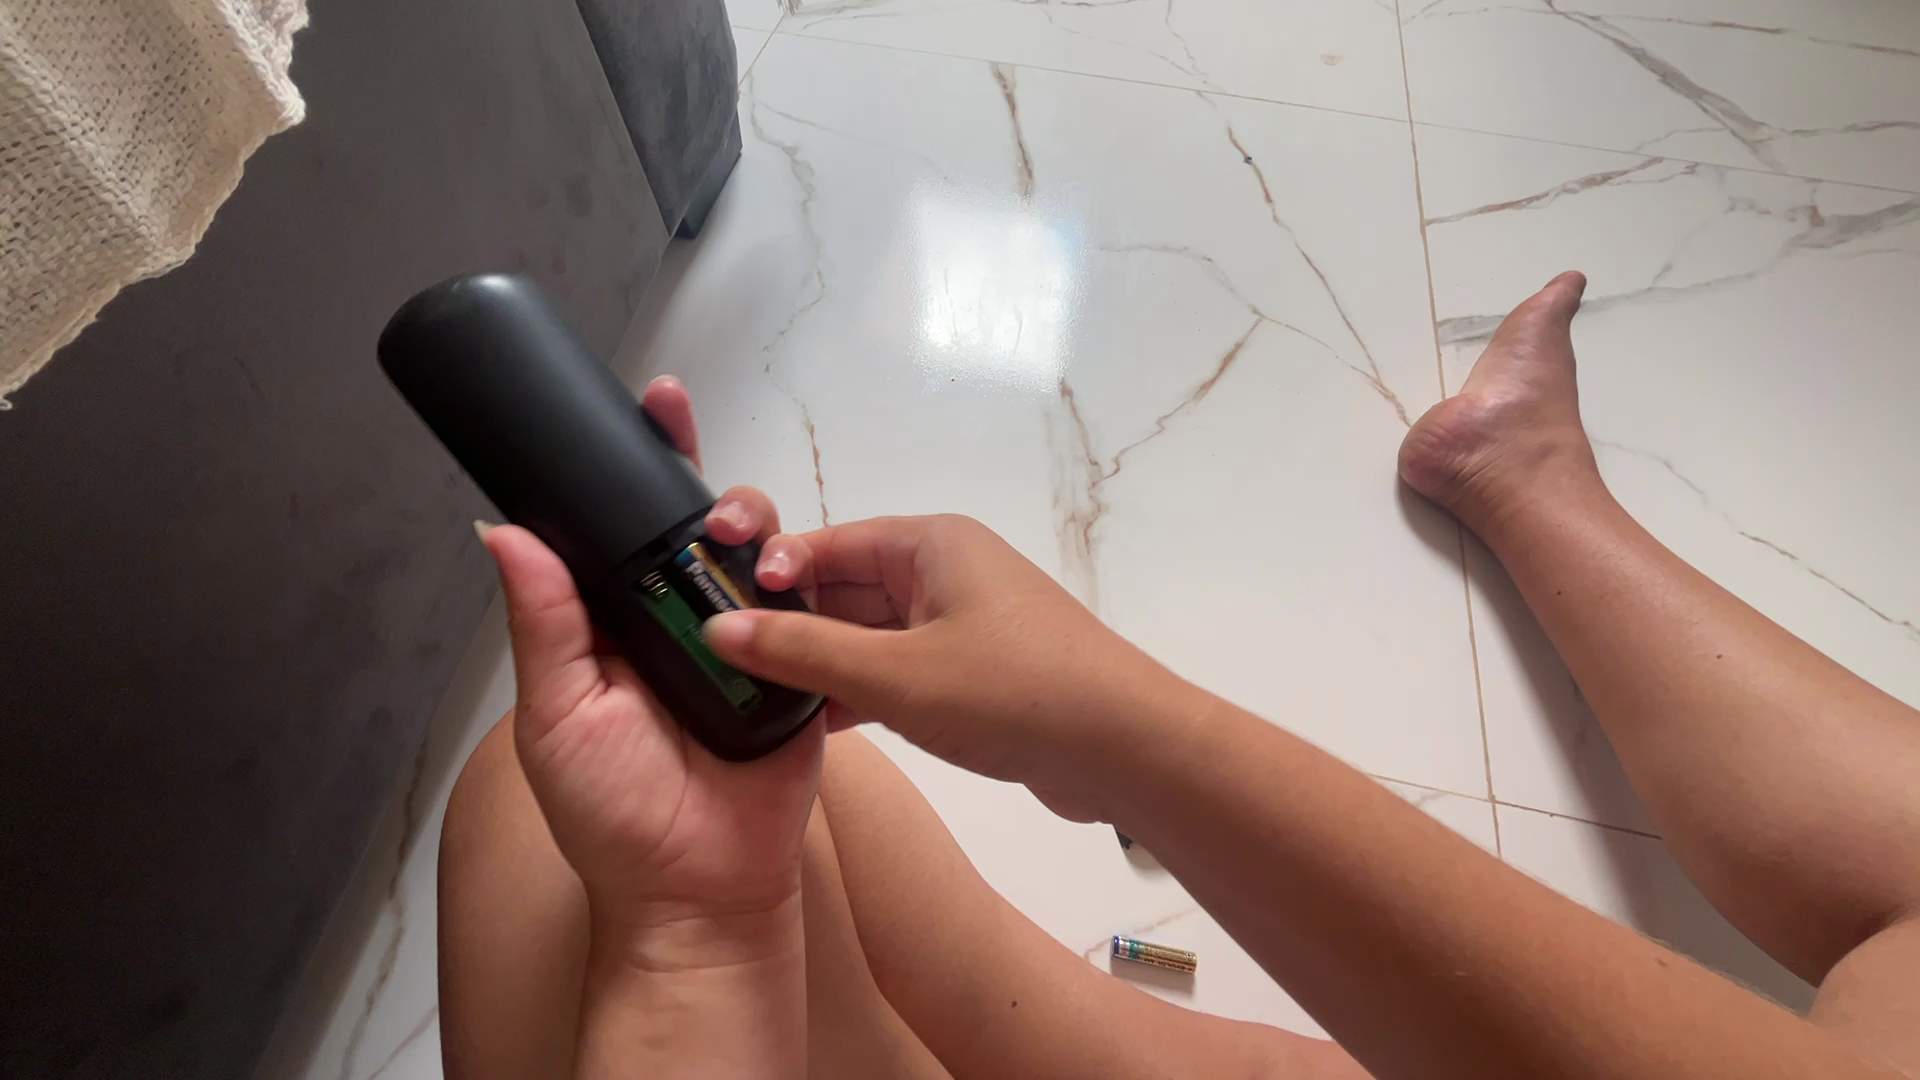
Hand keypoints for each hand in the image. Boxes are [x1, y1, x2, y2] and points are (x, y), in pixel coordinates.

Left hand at [481, 376, 823, 951]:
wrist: (706, 883)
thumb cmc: (617, 810)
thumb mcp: (559, 716)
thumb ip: (547, 626)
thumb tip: (503, 532)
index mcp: (626, 622)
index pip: (633, 531)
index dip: (642, 469)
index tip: (655, 406)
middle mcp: (691, 617)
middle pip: (709, 530)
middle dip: (713, 488)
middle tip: (705, 473)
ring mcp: (753, 637)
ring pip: (766, 558)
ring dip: (761, 531)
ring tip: (748, 541)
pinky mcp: (802, 662)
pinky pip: (812, 607)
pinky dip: (813, 579)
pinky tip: (809, 561)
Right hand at [705, 514, 1193, 819]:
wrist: (1122, 748)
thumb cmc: (1009, 690)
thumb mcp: (896, 674)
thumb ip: (805, 653)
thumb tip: (719, 629)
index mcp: (930, 543)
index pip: (830, 542)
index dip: (772, 572)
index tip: (719, 609)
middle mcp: (943, 570)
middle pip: (848, 587)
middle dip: (793, 624)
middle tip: (728, 662)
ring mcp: (960, 620)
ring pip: (871, 632)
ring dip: (824, 663)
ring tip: (758, 697)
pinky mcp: (971, 667)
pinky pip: (899, 666)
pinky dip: (862, 689)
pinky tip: (815, 723)